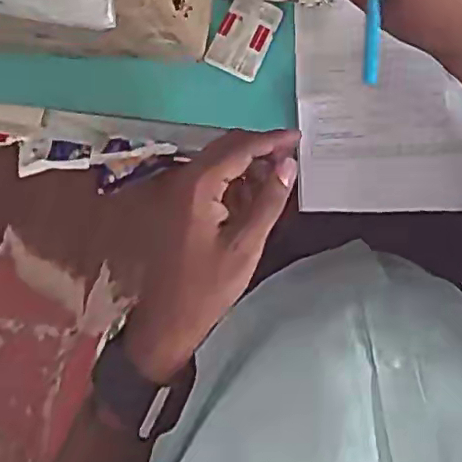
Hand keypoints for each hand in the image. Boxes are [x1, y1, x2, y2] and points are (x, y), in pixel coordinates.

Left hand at [120, 128, 299, 381]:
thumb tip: (289, 164)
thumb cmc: (206, 288)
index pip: (240, 147)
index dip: (271, 139)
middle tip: (290, 155)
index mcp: (200, 185)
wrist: (165, 323)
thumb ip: (269, 200)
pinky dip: (235, 177)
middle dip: (260, 146)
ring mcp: (180, 190)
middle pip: (228, 146)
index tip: (297, 138)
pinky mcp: (181, 202)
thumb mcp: (246, 245)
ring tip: (277, 177)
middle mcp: (186, 178)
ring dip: (248, 162)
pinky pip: (212, 175)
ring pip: (220, 159)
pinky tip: (254, 194)